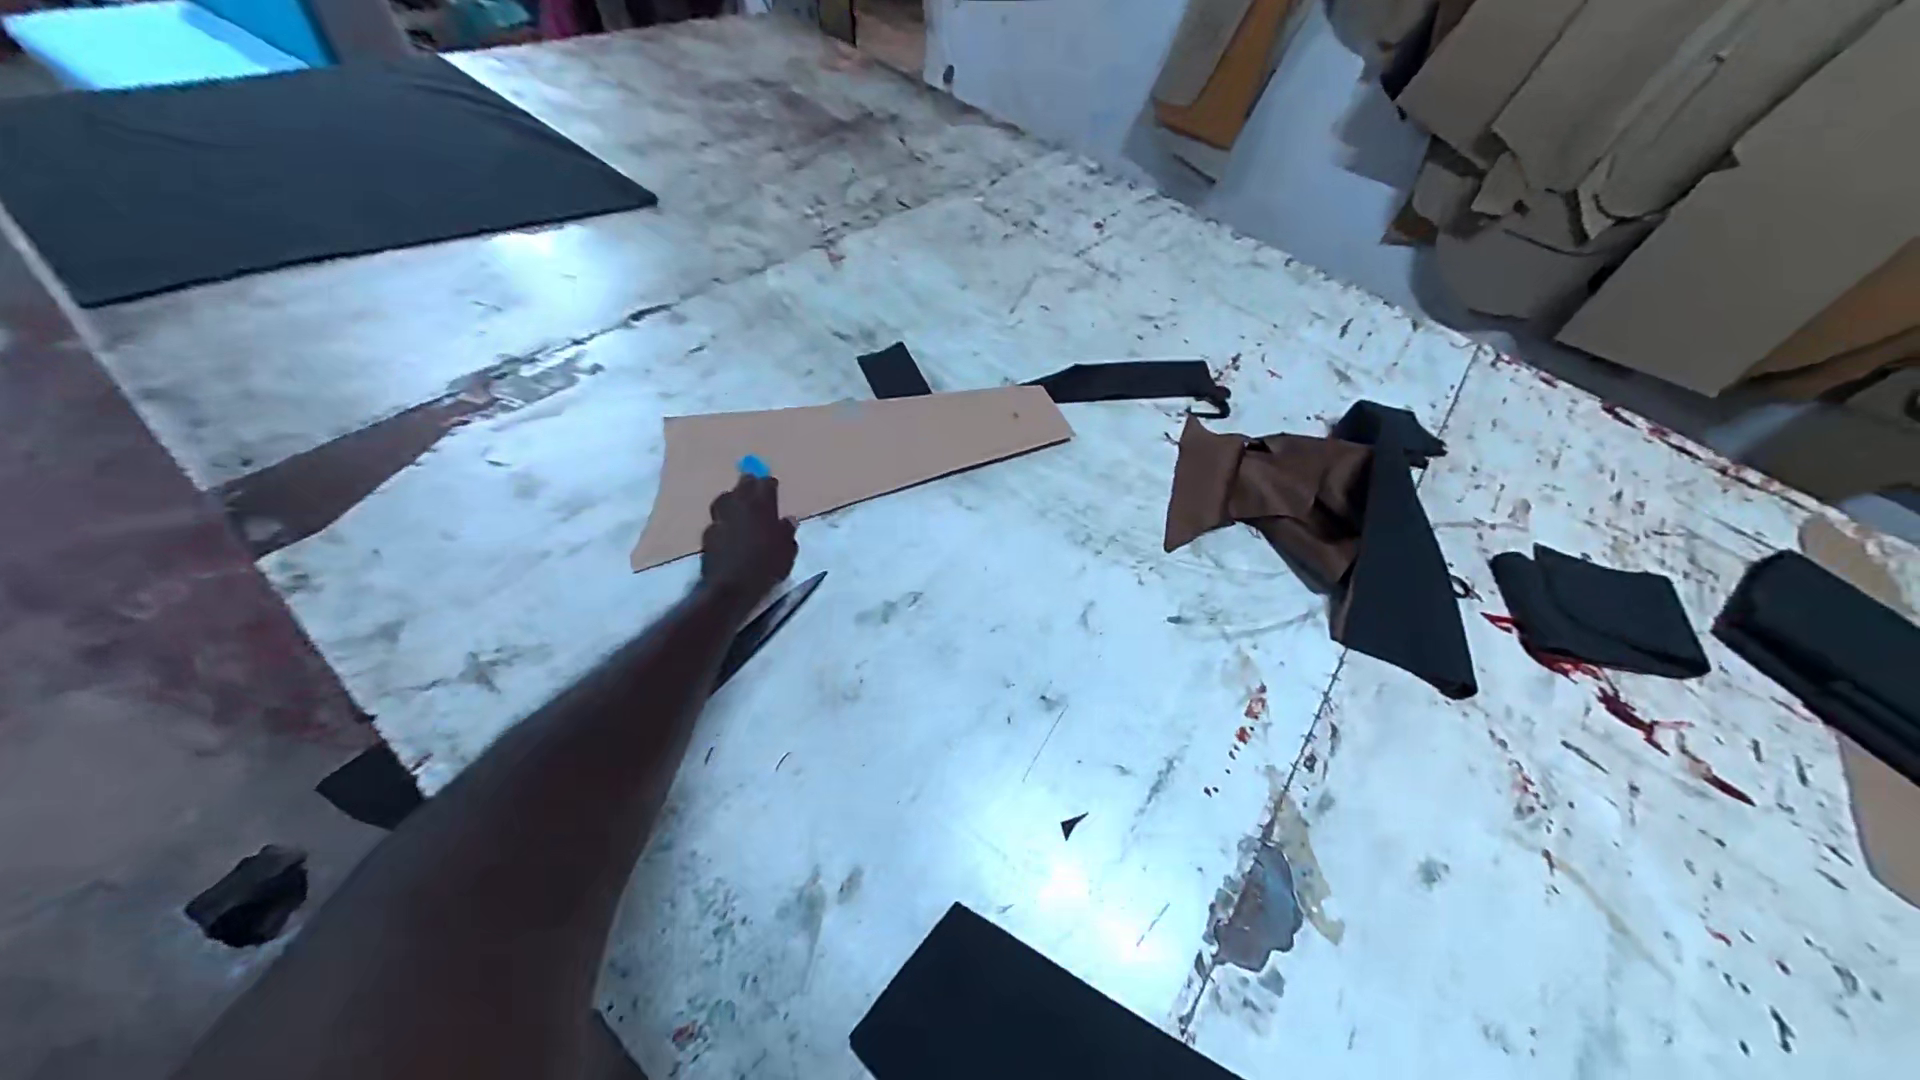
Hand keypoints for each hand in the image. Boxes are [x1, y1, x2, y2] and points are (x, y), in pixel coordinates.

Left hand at [698, 474, 797, 613]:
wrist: (732, 587)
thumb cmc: (767, 566)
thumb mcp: (788, 551)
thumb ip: (788, 531)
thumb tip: (789, 520)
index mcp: (762, 505)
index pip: (766, 483)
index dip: (770, 485)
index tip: (773, 488)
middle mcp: (739, 504)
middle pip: (743, 484)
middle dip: (751, 485)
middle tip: (757, 492)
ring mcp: (720, 517)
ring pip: (725, 497)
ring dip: (733, 499)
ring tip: (740, 506)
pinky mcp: (707, 533)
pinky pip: (717, 519)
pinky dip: (724, 521)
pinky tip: (728, 530)